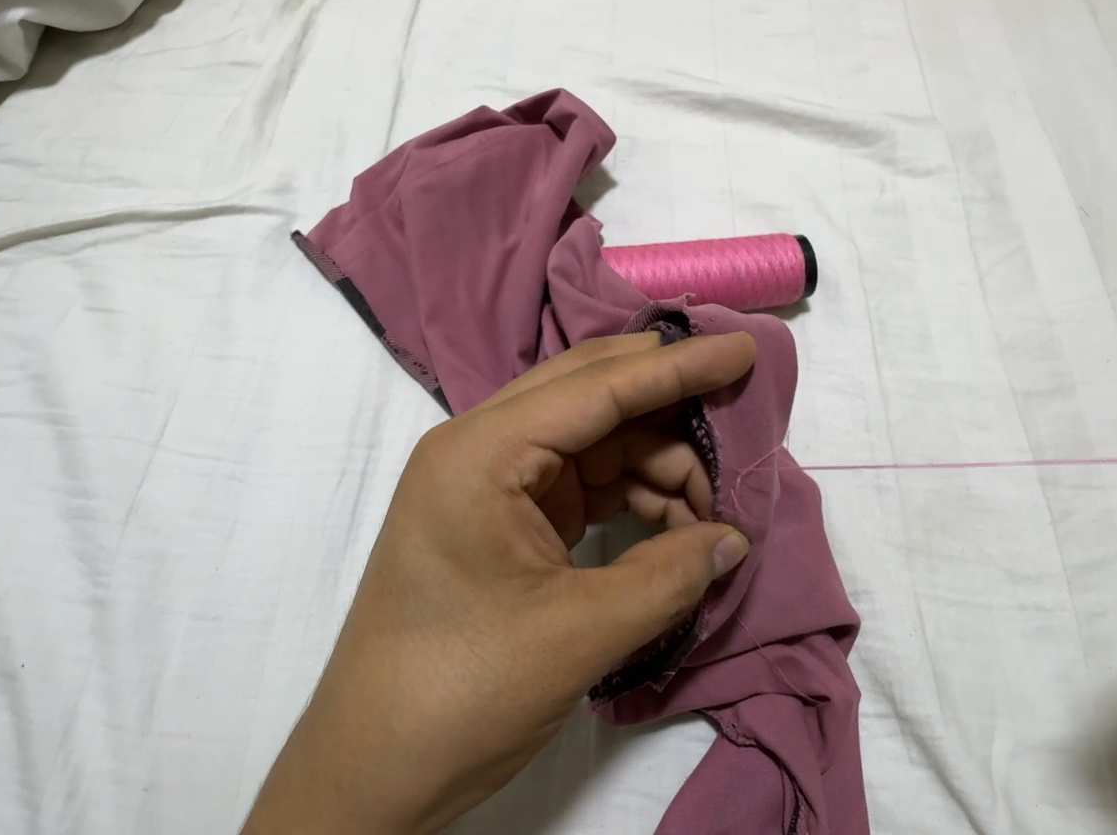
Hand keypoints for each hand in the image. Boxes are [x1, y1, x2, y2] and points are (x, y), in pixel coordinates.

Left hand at [244, 331, 758, 834]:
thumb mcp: (575, 634)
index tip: (743, 349)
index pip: (597, 386)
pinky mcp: (508, 516)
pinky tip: (677, 527)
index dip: (677, 367)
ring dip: (659, 465)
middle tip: (740, 415)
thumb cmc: (459, 692)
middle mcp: (483, 447)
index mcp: (482, 452)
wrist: (374, 767)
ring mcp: (494, 481)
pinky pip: (587, 480)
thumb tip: (734, 540)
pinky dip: (636, 496)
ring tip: (712, 514)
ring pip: (597, 440)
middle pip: (594, 396)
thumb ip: (667, 577)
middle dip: (670, 404)